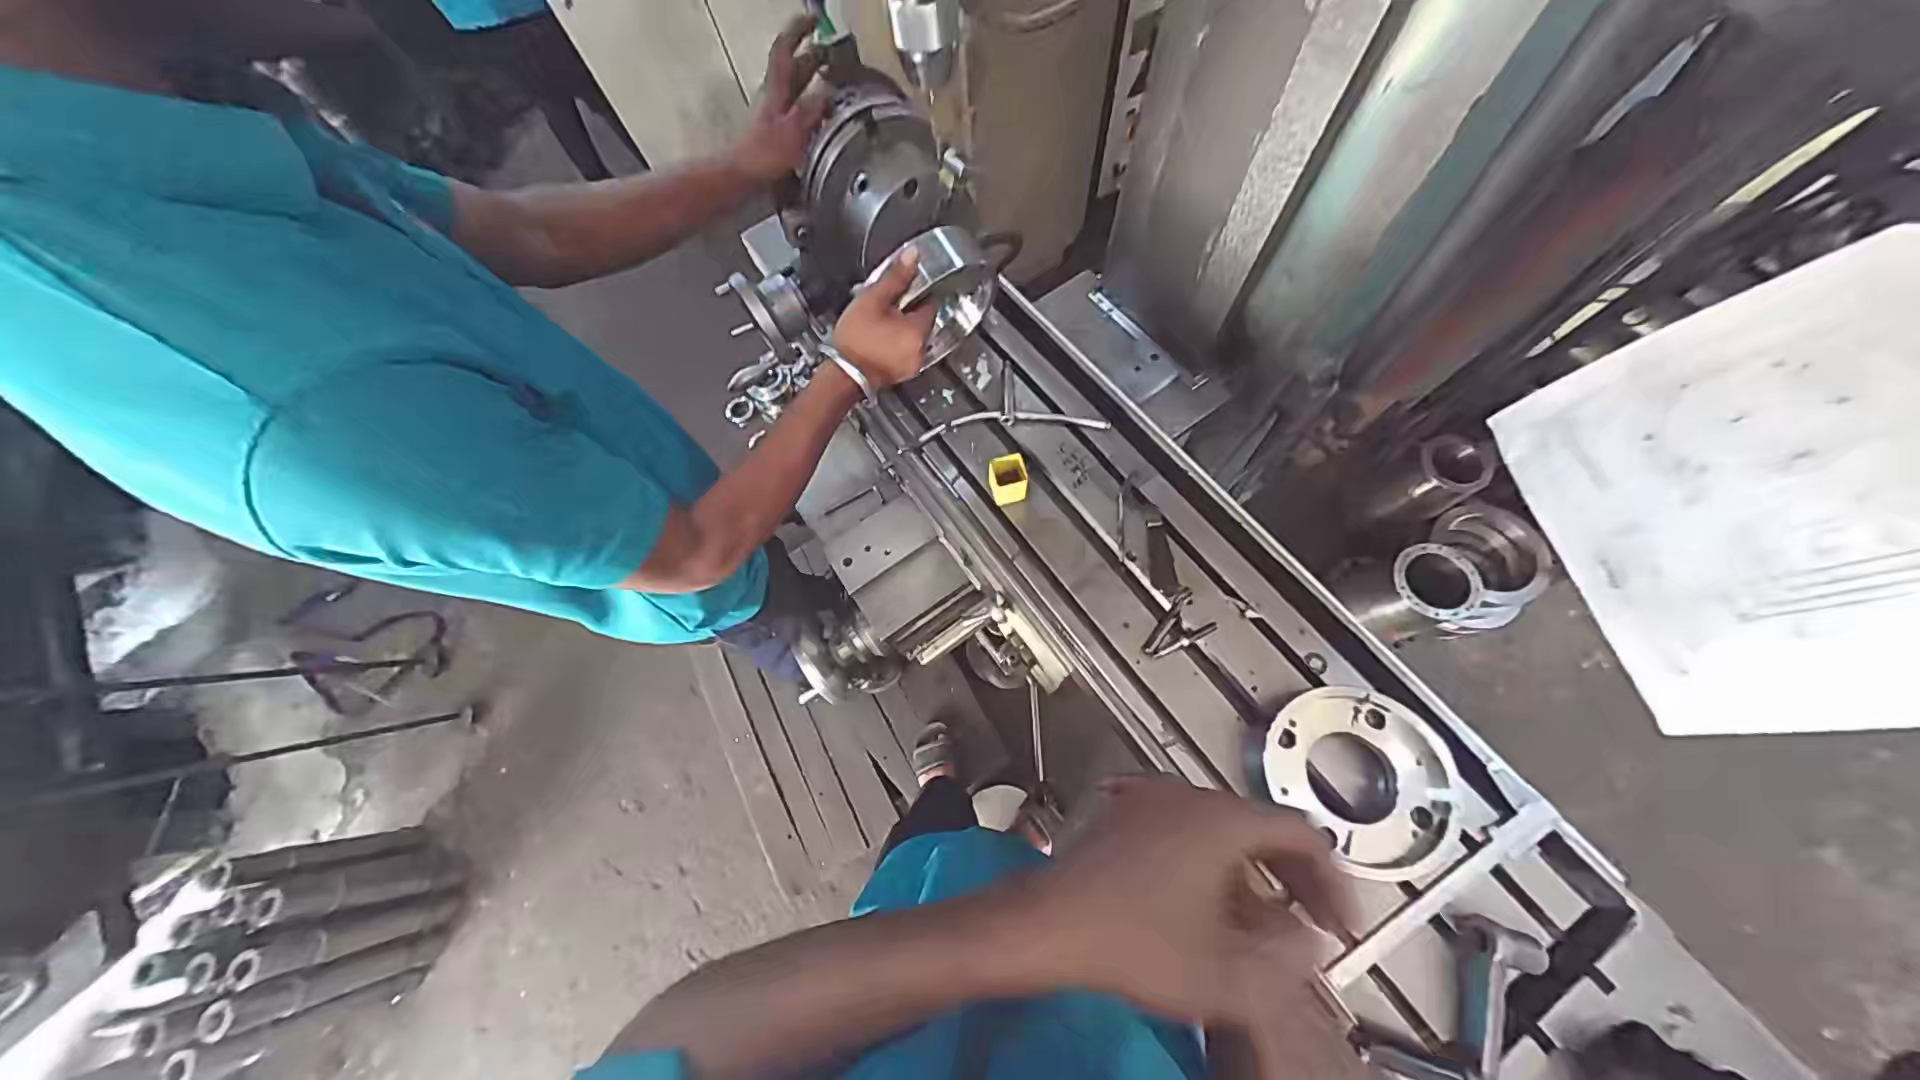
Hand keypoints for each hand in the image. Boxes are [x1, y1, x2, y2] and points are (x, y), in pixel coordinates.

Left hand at [731, 16, 832, 184]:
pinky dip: (813, 106)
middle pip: (794, 67)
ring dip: (814, 80)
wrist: (745, 178)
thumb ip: (812, 110)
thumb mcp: (793, 130)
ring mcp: (777, 115)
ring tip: (833, 80)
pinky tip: (824, 114)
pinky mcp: (780, 134)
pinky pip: (800, 111)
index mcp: (777, 89)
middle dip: (814, 55)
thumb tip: (829, 93)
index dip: (799, 31)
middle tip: (834, 52)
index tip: (814, 20)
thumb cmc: (764, 155)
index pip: (785, 49)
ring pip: (797, 88)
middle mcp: (776, 97)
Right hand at [830, 252, 936, 390]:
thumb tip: (912, 257)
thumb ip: (896, 278)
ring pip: (914, 338)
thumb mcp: (873, 300)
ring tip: (880, 327)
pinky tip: (880, 342)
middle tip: (885, 310)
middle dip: (908, 314)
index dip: (916, 294)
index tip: (901, 293)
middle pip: (923, 322)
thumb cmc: (855, 340)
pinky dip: (898, 346)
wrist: (843, 374)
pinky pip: (906, 353)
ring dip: (903, 330)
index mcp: (918, 330)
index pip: (930, 303)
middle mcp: (922, 349)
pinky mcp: (904, 374)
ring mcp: (914, 364)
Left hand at [1018, 777, 1362, 1076]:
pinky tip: (1208, 902)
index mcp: (1218, 820)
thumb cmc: (1130, 940)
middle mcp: (1185, 796)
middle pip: (1261, 825)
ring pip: (1223, 828)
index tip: (1339, 920)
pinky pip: (1186, 828)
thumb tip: (1308, 939)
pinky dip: (1211, 860)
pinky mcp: (1126, 812)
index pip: (1301, 833)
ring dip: (1252, 871)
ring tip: (1261, 923)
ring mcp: (1151, 799)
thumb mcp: (1225, 971)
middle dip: (1294, 877)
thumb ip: (1286, 960)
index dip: (1333, 880)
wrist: (1050, 921)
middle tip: (1310, 922)